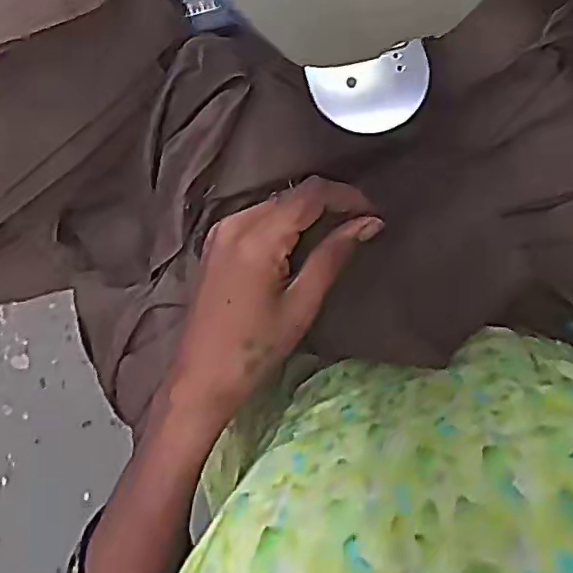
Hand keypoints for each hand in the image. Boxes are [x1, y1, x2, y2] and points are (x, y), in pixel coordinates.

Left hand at [163, 177, 382, 426]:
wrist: (200, 379)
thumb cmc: (254, 350)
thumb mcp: (301, 304)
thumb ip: (333, 255)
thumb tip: (368, 223)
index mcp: (257, 237)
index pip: (309, 194)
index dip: (346, 195)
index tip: (372, 211)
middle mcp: (236, 222)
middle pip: (292, 194)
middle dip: (330, 201)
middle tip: (361, 221)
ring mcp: (222, 229)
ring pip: (276, 202)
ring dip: (308, 209)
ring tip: (339, 229)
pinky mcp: (216, 240)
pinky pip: (258, 215)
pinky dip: (285, 220)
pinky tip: (303, 239)